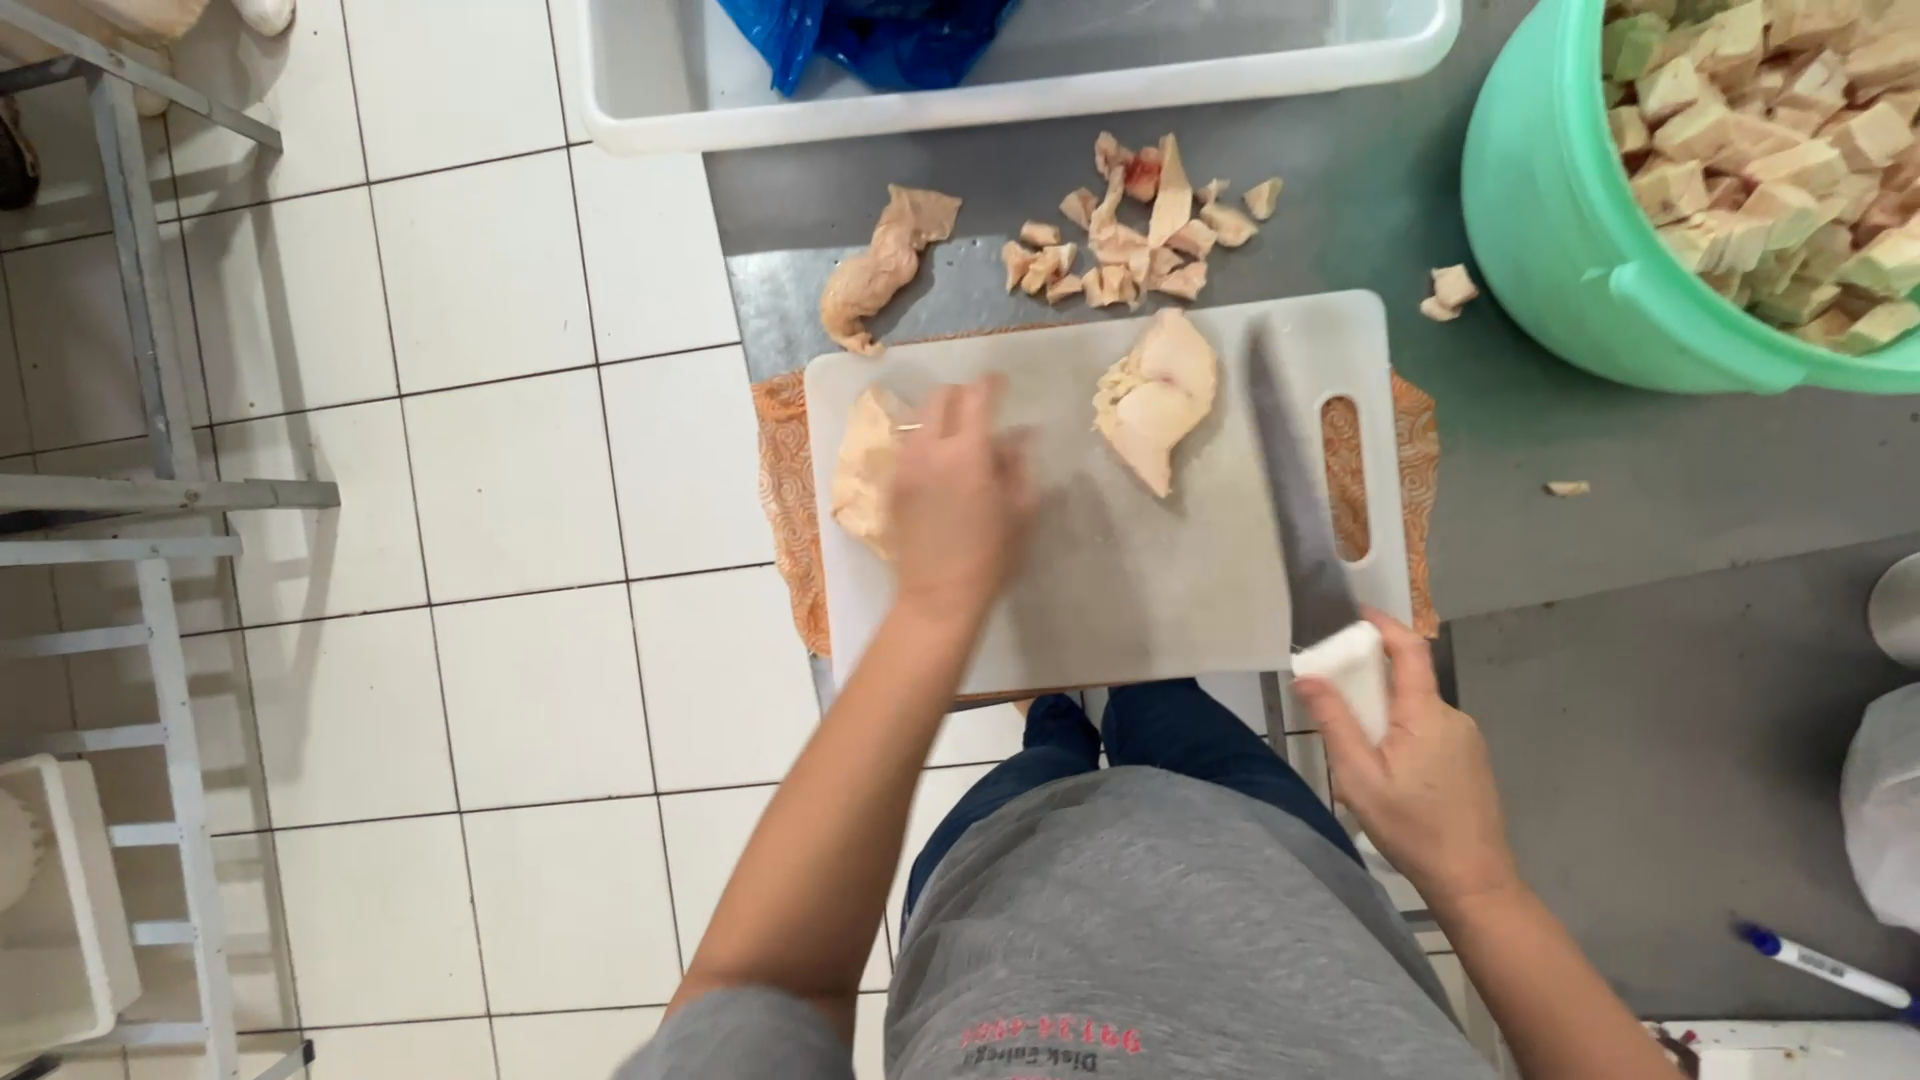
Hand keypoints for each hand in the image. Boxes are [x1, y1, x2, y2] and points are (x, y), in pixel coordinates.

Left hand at [890, 375, 1037, 626]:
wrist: (938, 596)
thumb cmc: (991, 558)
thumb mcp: (1021, 510)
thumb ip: (1020, 463)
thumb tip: (1020, 434)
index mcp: (968, 453)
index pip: (977, 397)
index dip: (991, 384)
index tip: (1000, 382)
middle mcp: (929, 450)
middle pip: (939, 398)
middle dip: (961, 395)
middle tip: (978, 408)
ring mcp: (904, 467)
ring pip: (918, 421)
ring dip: (939, 419)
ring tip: (957, 438)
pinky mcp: (890, 486)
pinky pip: (906, 448)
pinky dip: (924, 444)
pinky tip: (938, 465)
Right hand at [1295, 611, 1520, 908]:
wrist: (1474, 880)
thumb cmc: (1412, 827)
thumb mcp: (1358, 776)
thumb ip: (1334, 721)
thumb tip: (1308, 677)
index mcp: (1425, 714)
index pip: (1408, 650)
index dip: (1383, 625)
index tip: (1354, 614)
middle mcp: (1452, 716)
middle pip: (1405, 680)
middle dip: (1367, 682)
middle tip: (1333, 705)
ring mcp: (1466, 738)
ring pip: (1414, 708)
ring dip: (1382, 715)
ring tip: (1358, 758)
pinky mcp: (1470, 759)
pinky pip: (1427, 728)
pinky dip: (1399, 733)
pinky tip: (1388, 773)